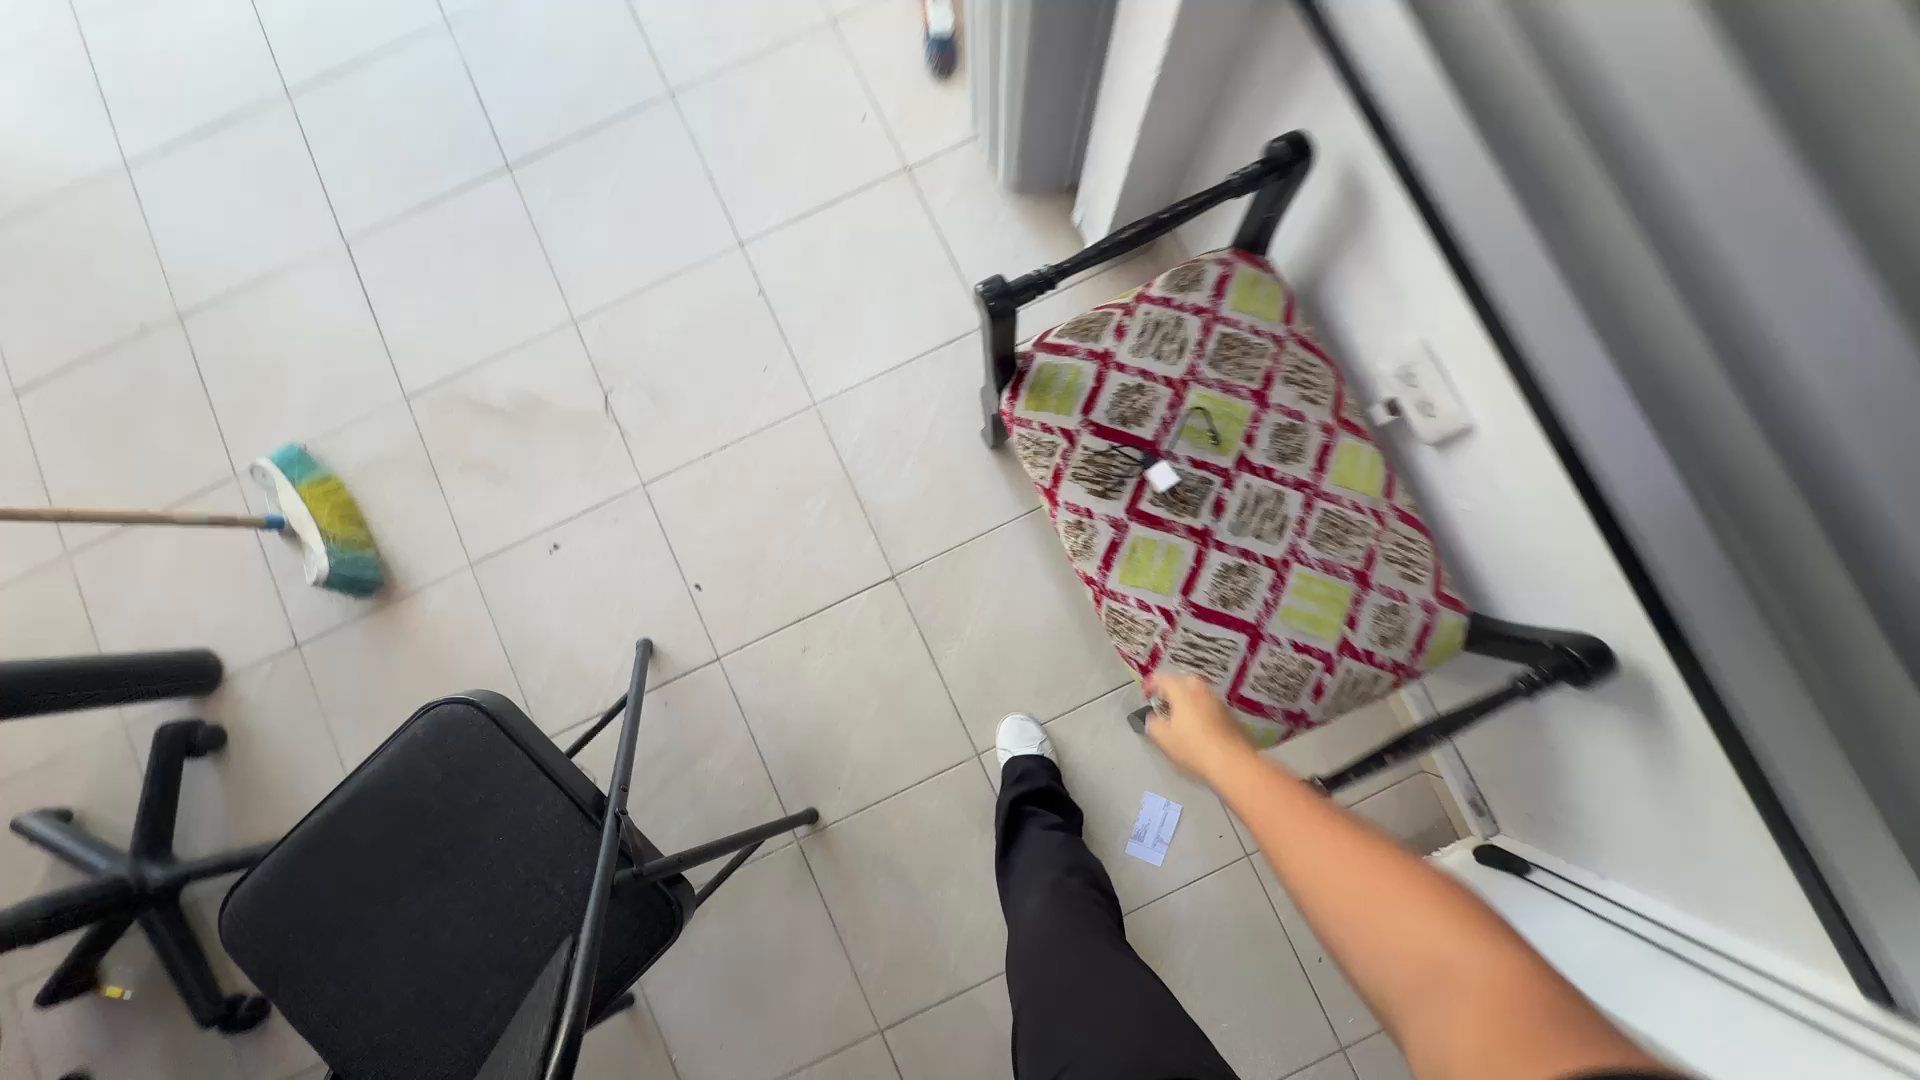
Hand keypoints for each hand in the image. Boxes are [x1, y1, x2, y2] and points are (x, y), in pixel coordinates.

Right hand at [1142, 672, 1253, 779]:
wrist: (1233, 762)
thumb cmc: (1194, 748)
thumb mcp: (1164, 739)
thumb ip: (1153, 724)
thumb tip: (1153, 717)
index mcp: (1182, 692)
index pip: (1162, 678)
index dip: (1150, 684)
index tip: (1145, 697)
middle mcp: (1200, 690)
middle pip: (1183, 679)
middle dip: (1171, 687)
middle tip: (1163, 701)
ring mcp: (1217, 700)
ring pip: (1198, 690)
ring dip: (1186, 696)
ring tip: (1179, 713)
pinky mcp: (1229, 712)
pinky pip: (1208, 702)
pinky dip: (1199, 706)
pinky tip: (1197, 722)